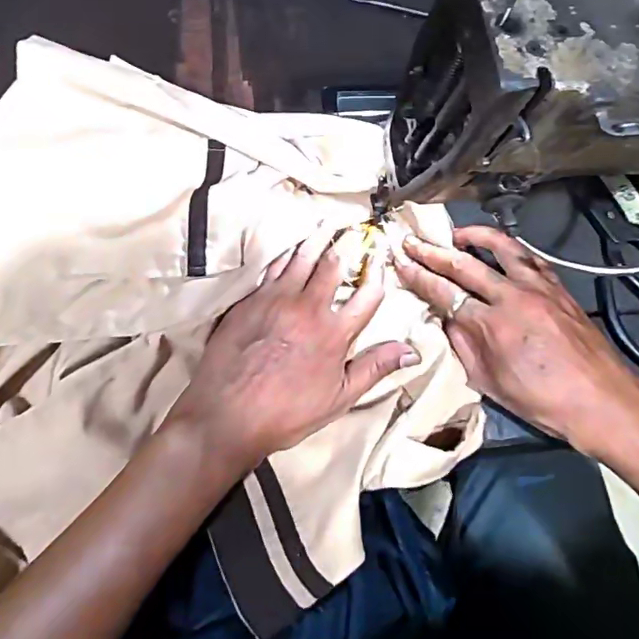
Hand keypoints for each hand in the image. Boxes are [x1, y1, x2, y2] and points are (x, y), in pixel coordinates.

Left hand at [168, 233, 419, 472]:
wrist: (228, 413)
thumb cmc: (285, 412)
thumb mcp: (339, 397)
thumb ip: (374, 368)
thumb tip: (410, 351)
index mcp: (335, 333)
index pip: (367, 294)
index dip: (378, 274)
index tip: (381, 260)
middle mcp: (308, 308)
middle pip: (333, 266)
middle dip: (347, 245)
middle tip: (353, 230)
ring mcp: (276, 300)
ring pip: (301, 258)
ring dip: (316, 239)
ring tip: (325, 224)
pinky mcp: (251, 300)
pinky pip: (271, 268)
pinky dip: (284, 254)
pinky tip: (288, 248)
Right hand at [393, 225, 638, 454]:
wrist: (602, 400)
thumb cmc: (543, 401)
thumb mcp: (489, 382)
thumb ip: (463, 345)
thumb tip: (447, 319)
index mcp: (491, 324)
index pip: (444, 292)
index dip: (419, 276)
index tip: (401, 264)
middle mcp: (513, 297)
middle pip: (464, 264)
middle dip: (433, 251)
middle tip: (413, 242)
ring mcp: (539, 288)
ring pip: (502, 248)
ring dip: (474, 236)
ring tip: (456, 234)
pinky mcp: (558, 288)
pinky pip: (530, 258)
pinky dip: (510, 248)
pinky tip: (501, 249)